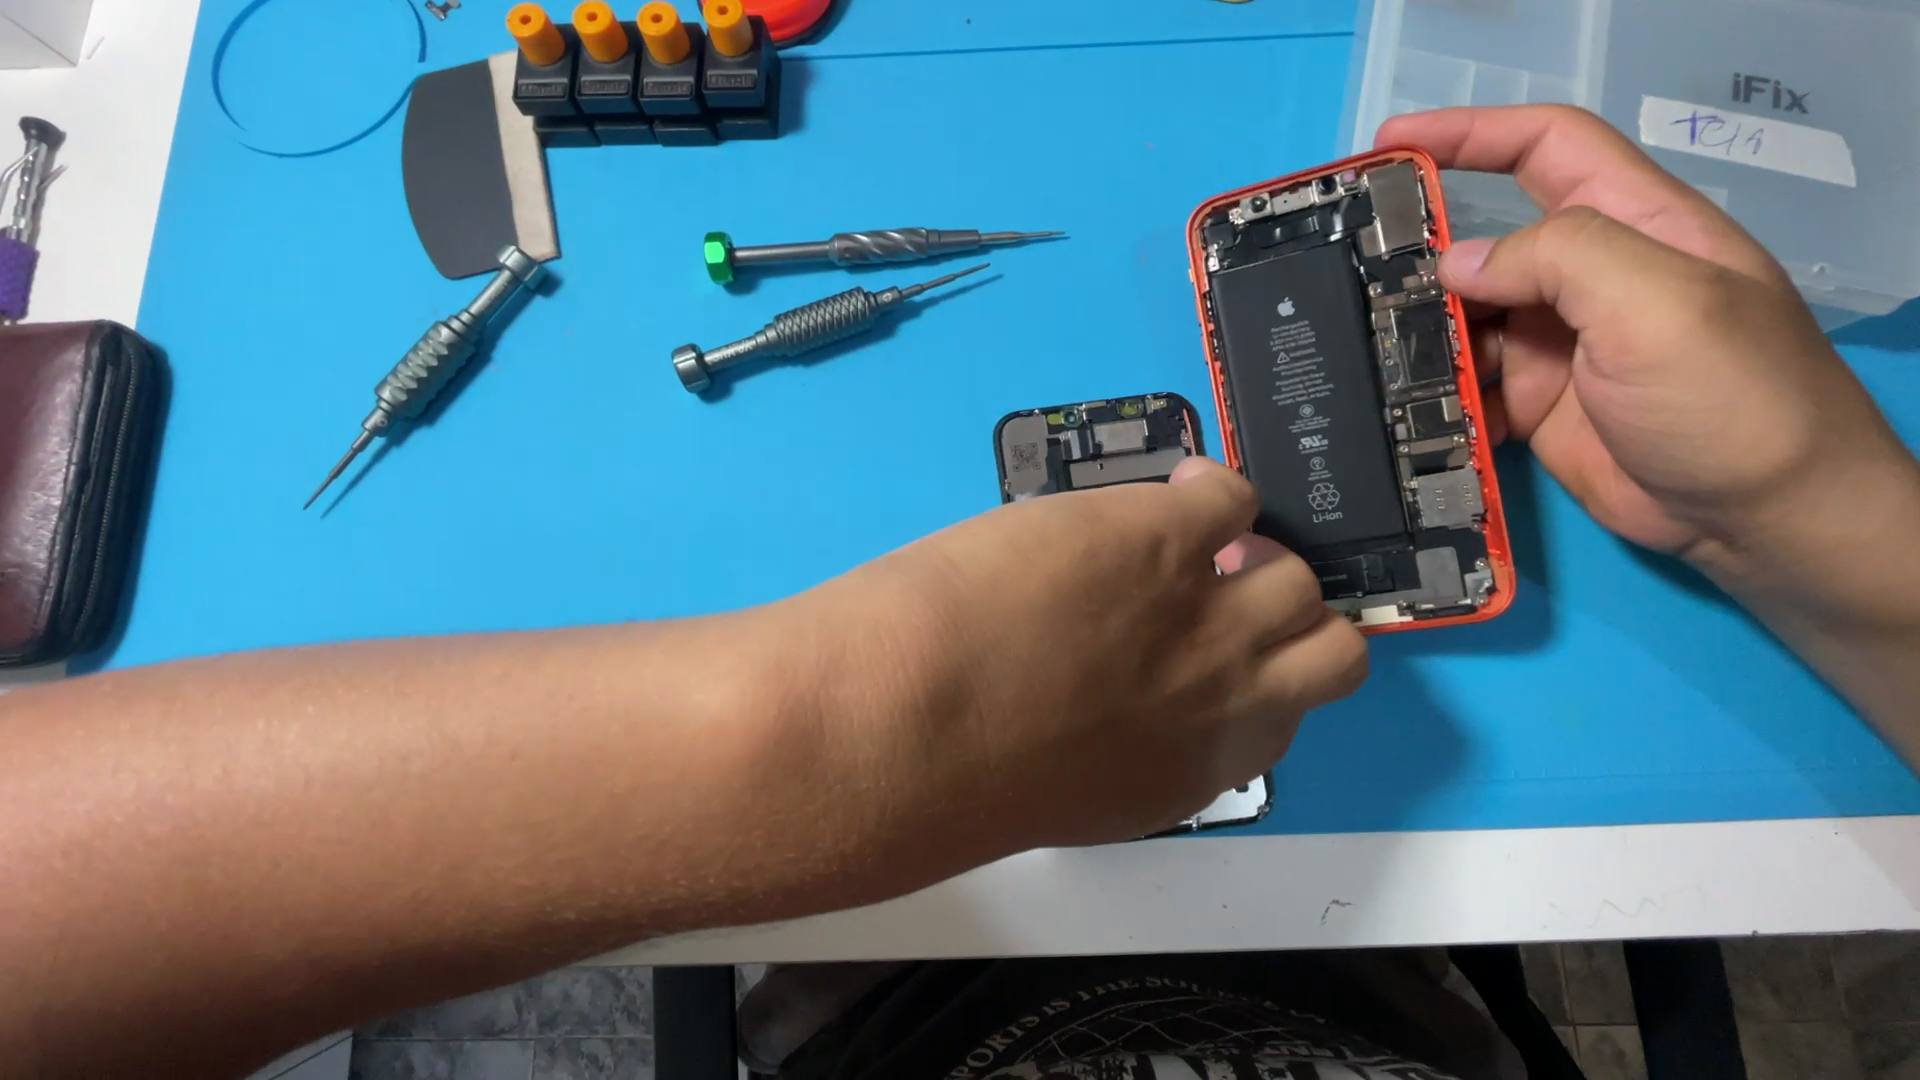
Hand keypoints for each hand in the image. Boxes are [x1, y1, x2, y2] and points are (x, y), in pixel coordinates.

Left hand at [780, 458, 1365, 876]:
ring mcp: (1202, 612)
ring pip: (1293, 573)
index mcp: (1194, 770)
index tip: (1223, 645)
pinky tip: (1168, 492)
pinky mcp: (1159, 538)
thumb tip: (1115, 698)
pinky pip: (1227, 496)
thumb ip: (1114, 745)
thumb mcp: (1065, 784)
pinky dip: (1210, 489)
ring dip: (1254, 554)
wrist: (906, 725)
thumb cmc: (953, 769)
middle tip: (1223, 586)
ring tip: (1191, 538)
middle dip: (1283, 616)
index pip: (1286, 718)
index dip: (1264, 674)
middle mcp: (1224, 697)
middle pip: (1329, 648)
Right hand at [1375, 106, 1913, 563]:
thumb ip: (1562, 259)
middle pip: (1484, 243)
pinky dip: (1431, 392)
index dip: (1470, 134)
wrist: (1753, 514)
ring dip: (1415, 333)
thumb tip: (1456, 262)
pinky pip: (1462, 384)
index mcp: (1630, 228)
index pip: (1547, 148)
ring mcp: (1551, 344)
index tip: (1390, 146)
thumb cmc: (1731, 397)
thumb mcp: (1662, 304)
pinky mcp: (1528, 401)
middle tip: (1348, 273)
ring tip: (1362, 349)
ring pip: (1461, 319)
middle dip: (1418, 252)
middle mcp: (1583, 279)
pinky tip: (1400, 404)